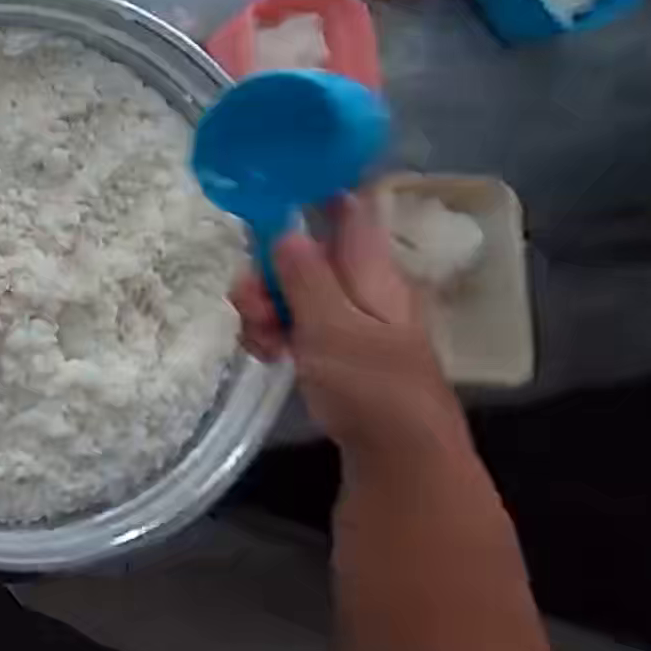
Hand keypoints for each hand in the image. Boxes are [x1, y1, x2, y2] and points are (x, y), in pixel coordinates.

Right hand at [231, 193, 467, 454]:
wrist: (397, 453)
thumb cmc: (372, 387)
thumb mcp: (332, 328)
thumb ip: (306, 277)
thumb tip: (284, 228)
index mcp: (372, 274)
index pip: (349, 214)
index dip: (313, 197)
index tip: (266, 201)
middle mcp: (357, 287)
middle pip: (298, 256)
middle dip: (264, 276)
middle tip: (253, 306)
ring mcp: (341, 316)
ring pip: (284, 291)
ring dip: (260, 311)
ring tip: (262, 342)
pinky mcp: (326, 342)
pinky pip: (285, 321)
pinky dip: (268, 333)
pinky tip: (267, 355)